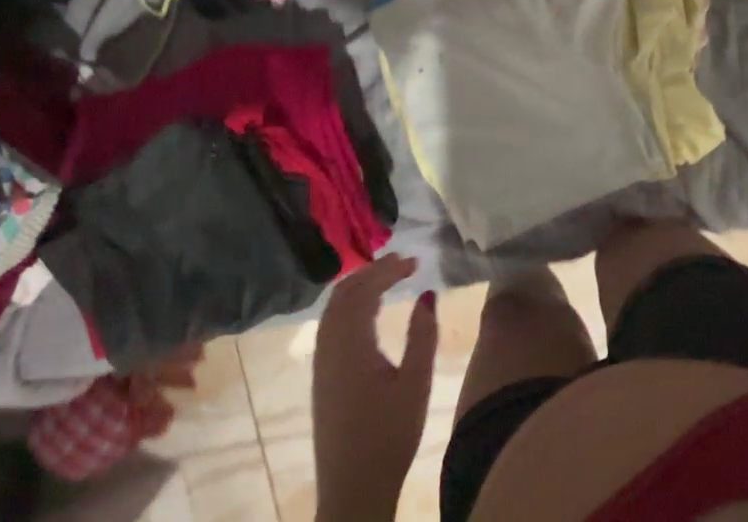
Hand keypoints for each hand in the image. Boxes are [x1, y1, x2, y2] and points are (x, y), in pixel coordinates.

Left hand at [312, 255, 437, 520]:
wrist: (352, 486)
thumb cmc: (390, 435)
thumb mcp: (416, 384)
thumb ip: (422, 335)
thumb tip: (427, 295)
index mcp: (350, 344)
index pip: (365, 290)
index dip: (388, 270)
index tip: (414, 261)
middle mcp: (328, 345)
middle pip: (343, 293)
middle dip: (371, 271)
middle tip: (402, 263)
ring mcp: (320, 359)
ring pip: (333, 307)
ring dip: (357, 286)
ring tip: (387, 278)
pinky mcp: (320, 373)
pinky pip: (329, 323)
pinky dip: (348, 304)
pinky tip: (367, 310)